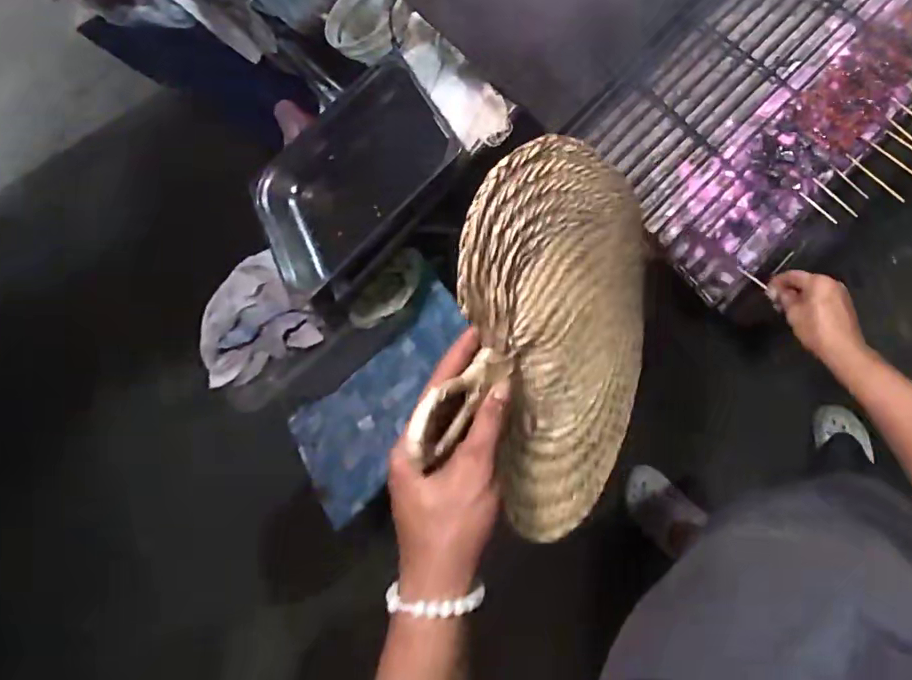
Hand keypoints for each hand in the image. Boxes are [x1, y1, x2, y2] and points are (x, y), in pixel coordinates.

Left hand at [388, 327, 509, 600]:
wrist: (440, 583)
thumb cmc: (452, 526)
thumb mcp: (473, 474)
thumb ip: (486, 427)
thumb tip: (502, 384)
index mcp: (410, 444)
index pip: (434, 388)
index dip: (455, 357)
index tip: (475, 329)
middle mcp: (413, 446)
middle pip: (440, 398)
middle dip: (464, 369)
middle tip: (491, 341)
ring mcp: (425, 460)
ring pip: (449, 414)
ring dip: (471, 390)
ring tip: (495, 363)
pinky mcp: (439, 471)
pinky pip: (457, 431)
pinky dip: (474, 414)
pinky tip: (492, 403)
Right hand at [768, 270, 868, 365]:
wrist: (845, 351)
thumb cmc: (816, 330)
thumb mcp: (794, 314)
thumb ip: (784, 298)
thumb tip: (779, 291)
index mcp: (818, 280)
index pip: (793, 275)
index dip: (778, 281)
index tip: (768, 290)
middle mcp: (831, 282)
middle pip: (806, 282)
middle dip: (791, 290)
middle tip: (778, 302)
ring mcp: (841, 294)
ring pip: (816, 291)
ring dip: (802, 297)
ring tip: (791, 310)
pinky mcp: (846, 306)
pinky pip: (825, 298)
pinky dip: (814, 302)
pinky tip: (807, 314)